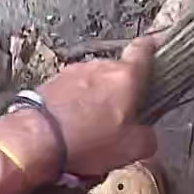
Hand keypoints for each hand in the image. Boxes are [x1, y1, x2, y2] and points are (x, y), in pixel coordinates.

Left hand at [29, 36, 158, 176]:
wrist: (36, 140)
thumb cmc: (88, 139)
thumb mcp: (132, 148)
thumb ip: (148, 138)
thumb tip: (147, 136)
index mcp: (125, 76)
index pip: (143, 50)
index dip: (152, 46)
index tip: (157, 44)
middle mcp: (99, 67)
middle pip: (118, 73)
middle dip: (123, 90)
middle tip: (124, 115)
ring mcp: (73, 73)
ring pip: (94, 82)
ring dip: (98, 98)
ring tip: (95, 127)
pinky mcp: (51, 83)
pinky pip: (73, 92)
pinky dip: (77, 105)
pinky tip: (74, 127)